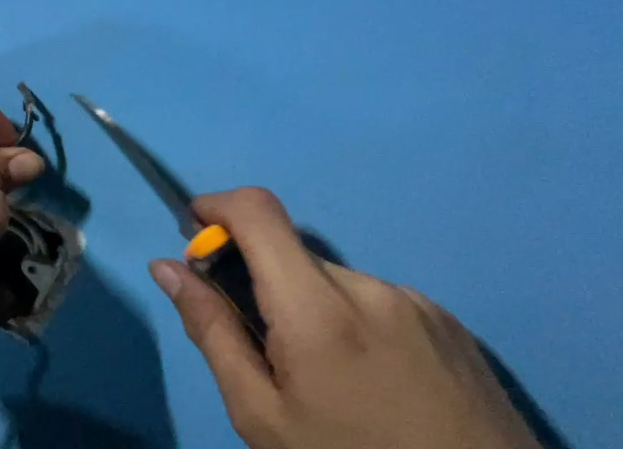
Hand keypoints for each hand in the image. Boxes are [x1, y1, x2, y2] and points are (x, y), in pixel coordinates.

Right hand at [151, 187, 541, 448]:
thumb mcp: (263, 415)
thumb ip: (211, 331)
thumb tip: (166, 266)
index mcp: (318, 307)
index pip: (256, 210)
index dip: (215, 207)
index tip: (197, 239)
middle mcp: (370, 288)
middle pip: (290, 254)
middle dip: (260, 282)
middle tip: (263, 347)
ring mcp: (420, 306)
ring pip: (334, 282)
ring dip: (311, 307)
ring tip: (331, 380)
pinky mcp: (455, 329)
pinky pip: (378, 303)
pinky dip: (355, 324)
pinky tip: (375, 385)